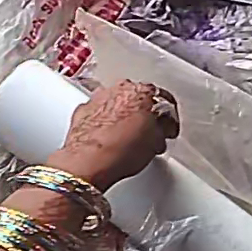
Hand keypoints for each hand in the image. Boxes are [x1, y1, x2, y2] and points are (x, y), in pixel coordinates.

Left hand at [46, 80, 177, 190]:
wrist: (89, 161)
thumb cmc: (121, 149)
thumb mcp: (157, 140)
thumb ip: (163, 127)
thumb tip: (162, 127)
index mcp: (142, 91)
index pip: (162, 100)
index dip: (169, 118)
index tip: (168, 128)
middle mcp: (119, 89)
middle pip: (137, 99)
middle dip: (143, 115)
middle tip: (149, 135)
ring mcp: (98, 99)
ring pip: (117, 105)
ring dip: (123, 118)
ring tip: (128, 141)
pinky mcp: (82, 112)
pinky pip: (99, 115)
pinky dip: (105, 124)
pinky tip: (110, 141)